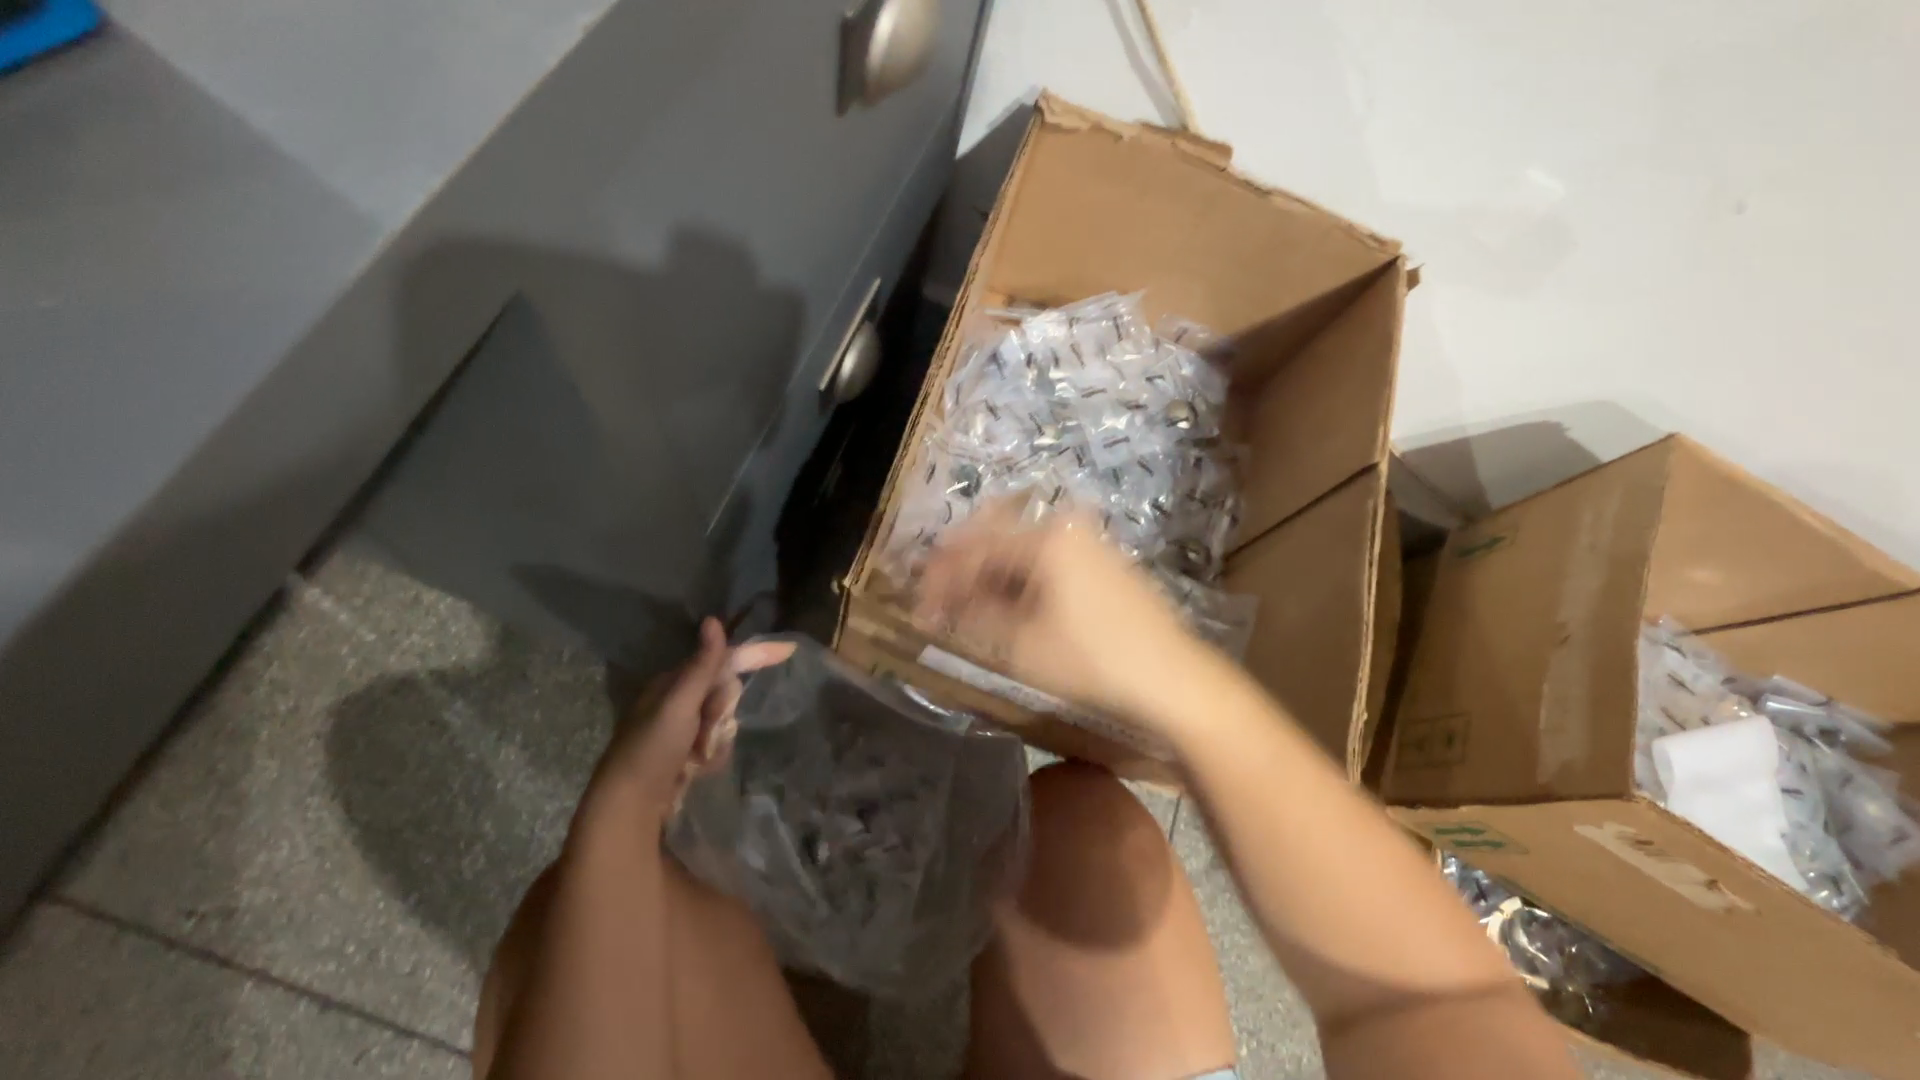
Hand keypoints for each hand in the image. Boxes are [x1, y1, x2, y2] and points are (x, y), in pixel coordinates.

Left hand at [590, 617, 795, 823]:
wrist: (631, 806)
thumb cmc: (653, 748)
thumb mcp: (679, 703)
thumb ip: (702, 666)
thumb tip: (713, 620)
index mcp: (673, 683)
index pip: (719, 660)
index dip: (752, 656)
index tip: (788, 651)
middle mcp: (678, 702)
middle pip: (725, 693)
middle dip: (723, 710)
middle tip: (706, 729)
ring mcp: (683, 731)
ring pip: (725, 721)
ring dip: (718, 737)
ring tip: (697, 756)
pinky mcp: (687, 756)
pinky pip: (718, 744)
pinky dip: (713, 755)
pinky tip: (697, 768)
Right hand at [913, 501, 1208, 731]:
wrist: (1175, 679)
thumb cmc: (1094, 662)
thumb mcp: (1022, 644)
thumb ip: (974, 616)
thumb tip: (938, 606)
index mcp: (1046, 536)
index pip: (975, 550)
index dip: (940, 580)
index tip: (916, 609)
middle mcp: (1068, 527)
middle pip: (997, 542)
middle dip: (962, 572)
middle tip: (934, 602)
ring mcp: (1091, 543)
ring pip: (1022, 552)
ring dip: (990, 578)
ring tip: (965, 610)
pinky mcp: (1104, 563)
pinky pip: (1047, 562)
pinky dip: (1021, 582)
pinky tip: (1007, 607)